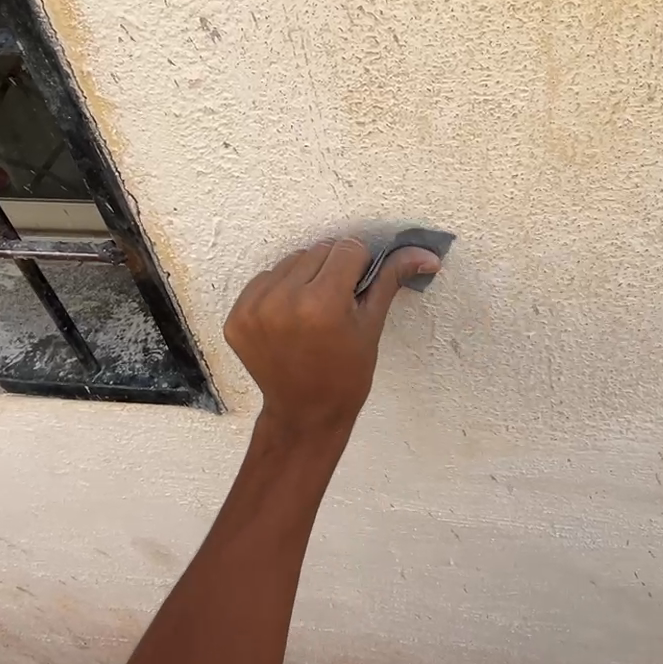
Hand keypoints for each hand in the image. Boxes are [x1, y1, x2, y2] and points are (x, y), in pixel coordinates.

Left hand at [223, 237, 441, 433]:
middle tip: (339, 303)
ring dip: (306, 276)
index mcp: (322, 303)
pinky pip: (265, 278)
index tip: (359, 291)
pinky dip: (280, 289)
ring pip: (292, 260)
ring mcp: (255, 309)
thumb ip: (392, 278)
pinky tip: (291, 317)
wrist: (305, 414)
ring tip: (314, 310)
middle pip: (320, 250)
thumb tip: (425, 255)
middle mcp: (284, 301)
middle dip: (334, 269)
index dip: (361, 267)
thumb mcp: (372, 324)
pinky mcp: (237, 316)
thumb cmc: (346, 374)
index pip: (348, 248)